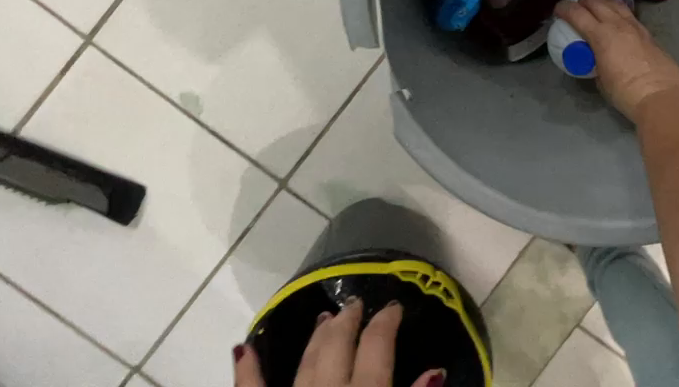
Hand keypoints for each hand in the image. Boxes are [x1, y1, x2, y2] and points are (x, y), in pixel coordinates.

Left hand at [234, 298, 443, 386]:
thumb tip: (434, 373)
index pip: (377, 351)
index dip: (386, 325)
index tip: (393, 308)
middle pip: (337, 349)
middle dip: (349, 324)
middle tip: (356, 304)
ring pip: (304, 364)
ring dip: (315, 340)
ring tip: (324, 319)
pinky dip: (248, 372)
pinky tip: (243, 349)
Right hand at [552, 0, 678, 121]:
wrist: (660, 96)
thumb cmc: (626, 93)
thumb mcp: (601, 80)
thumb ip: (595, 64)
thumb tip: (597, 61)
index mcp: (601, 36)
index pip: (577, 13)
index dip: (564, 8)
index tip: (558, 10)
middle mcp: (617, 25)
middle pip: (596, 1)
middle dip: (582, 1)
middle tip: (576, 8)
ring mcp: (635, 27)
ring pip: (615, 3)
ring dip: (602, 2)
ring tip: (596, 8)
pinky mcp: (648, 33)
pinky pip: (628, 14)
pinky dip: (618, 12)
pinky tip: (617, 21)